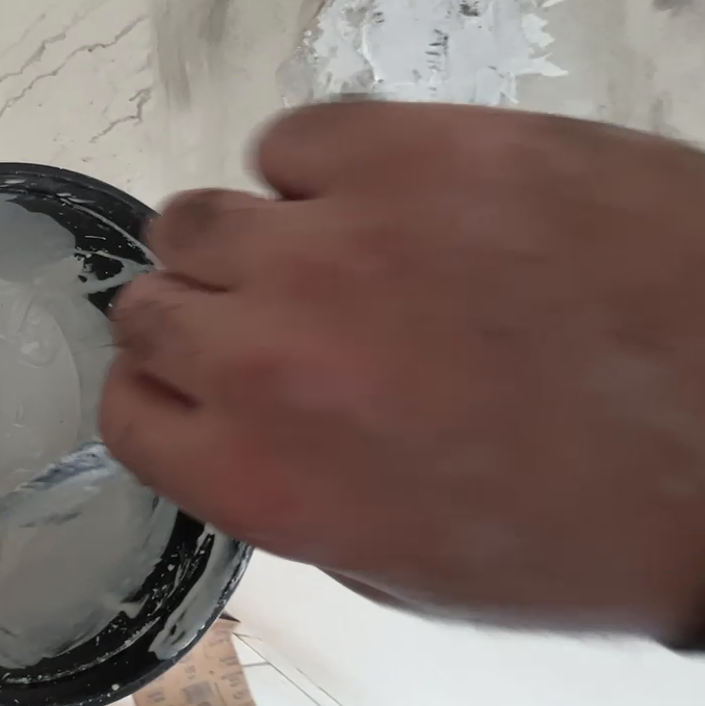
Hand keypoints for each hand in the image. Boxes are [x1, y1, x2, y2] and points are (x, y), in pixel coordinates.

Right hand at [102, 102, 704, 639]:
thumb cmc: (584, 522)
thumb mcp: (386, 561)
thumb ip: (258, 485)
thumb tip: (207, 410)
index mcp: (257, 475)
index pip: (119, 411)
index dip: (151, 391)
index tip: (190, 378)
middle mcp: (264, 362)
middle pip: (142, 308)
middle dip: (193, 317)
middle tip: (268, 318)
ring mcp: (329, 250)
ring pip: (187, 220)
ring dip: (237, 243)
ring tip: (318, 251)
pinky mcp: (410, 154)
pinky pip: (288, 144)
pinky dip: (314, 170)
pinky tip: (379, 198)